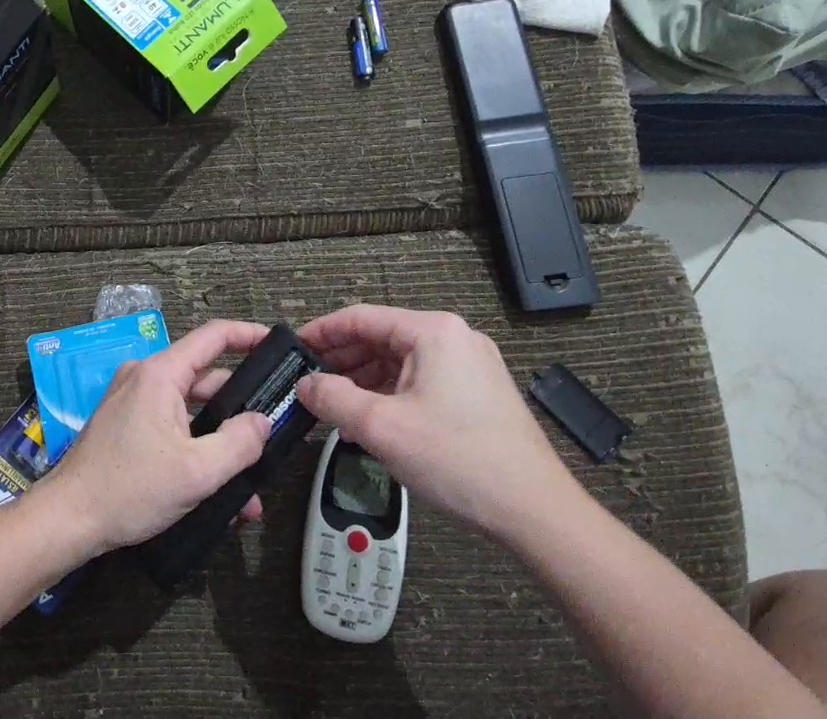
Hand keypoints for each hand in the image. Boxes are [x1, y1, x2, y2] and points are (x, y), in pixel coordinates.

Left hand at [38, 320, 274, 556]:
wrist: (69, 518)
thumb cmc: (130, 489)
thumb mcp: (197, 471)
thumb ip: (239, 443)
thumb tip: (263, 421)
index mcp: (160, 374)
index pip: (213, 336)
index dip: (249, 336)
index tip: (280, 347)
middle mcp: (145, 378)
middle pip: (206, 377)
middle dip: (242, 404)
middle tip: (276, 425)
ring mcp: (133, 402)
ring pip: (191, 410)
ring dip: (221, 439)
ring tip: (253, 477)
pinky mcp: (127, 426)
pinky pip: (172, 427)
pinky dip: (197, 448)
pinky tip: (219, 489)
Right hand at [294, 305, 578, 537]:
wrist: (533, 508)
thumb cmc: (457, 459)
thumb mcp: (380, 427)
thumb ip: (332, 398)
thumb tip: (305, 384)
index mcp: (433, 331)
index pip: (361, 317)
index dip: (321, 332)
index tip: (293, 349)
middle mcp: (454, 338)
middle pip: (381, 337)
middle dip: (341, 361)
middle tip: (308, 384)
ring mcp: (470, 365)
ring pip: (399, 362)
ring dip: (363, 381)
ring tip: (333, 408)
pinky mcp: (477, 392)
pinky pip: (420, 380)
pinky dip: (389, 394)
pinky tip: (370, 420)